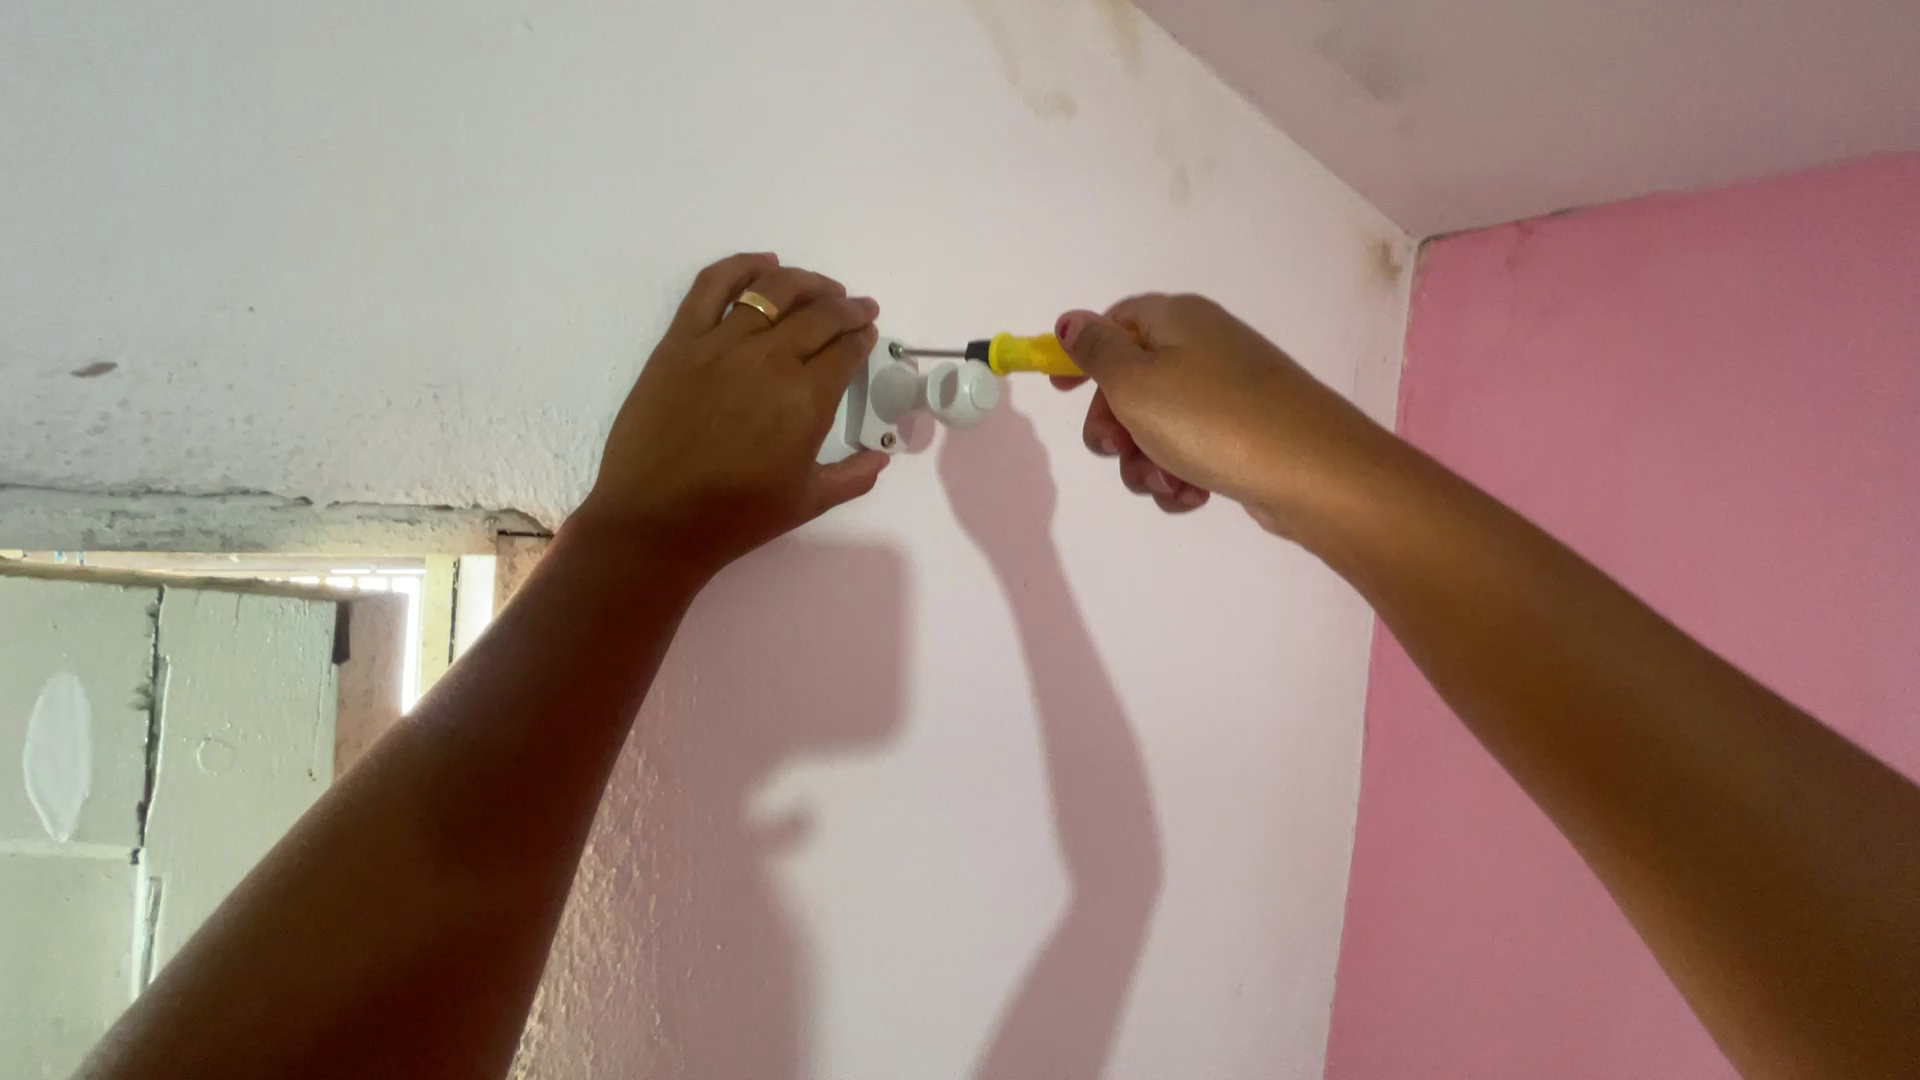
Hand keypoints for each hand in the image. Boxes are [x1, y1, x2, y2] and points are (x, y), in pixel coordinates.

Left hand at [578, 253, 889, 576]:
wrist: (657, 520)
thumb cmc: (738, 516)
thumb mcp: (808, 501)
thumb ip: (853, 476)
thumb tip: (883, 457)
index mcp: (808, 399)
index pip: (846, 350)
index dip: (862, 337)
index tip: (867, 333)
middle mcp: (771, 360)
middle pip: (820, 315)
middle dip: (848, 309)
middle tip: (858, 309)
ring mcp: (722, 344)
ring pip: (774, 290)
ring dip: (808, 282)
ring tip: (823, 287)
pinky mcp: (681, 340)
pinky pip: (713, 285)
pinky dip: (743, 266)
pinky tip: (764, 264)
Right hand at [938, 403, 1055, 564]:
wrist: (1014, 540)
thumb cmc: (976, 500)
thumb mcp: (951, 465)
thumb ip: (959, 435)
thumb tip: (959, 415)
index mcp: (1005, 421)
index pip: (1003, 389)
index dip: (990, 387)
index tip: (976, 396)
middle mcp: (1028, 432)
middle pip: (1012, 419)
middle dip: (996, 427)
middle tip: (976, 449)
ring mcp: (1042, 456)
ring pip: (1021, 443)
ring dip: (1008, 451)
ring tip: (990, 475)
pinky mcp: (1050, 478)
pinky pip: (1030, 466)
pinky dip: (1019, 472)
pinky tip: (1006, 491)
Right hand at [1052, 294, 1387, 535]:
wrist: (1310, 471)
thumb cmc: (1210, 418)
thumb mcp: (1135, 382)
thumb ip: (1095, 351)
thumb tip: (1071, 320)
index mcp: (1177, 320)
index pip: (1115, 322)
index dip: (1083, 354)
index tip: (1061, 392)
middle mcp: (1203, 348)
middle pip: (1130, 382)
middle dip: (1114, 426)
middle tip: (1116, 449)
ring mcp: (1225, 394)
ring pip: (1155, 427)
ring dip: (1144, 461)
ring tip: (1164, 482)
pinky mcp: (1241, 435)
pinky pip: (1188, 451)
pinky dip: (1179, 475)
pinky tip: (1192, 494)